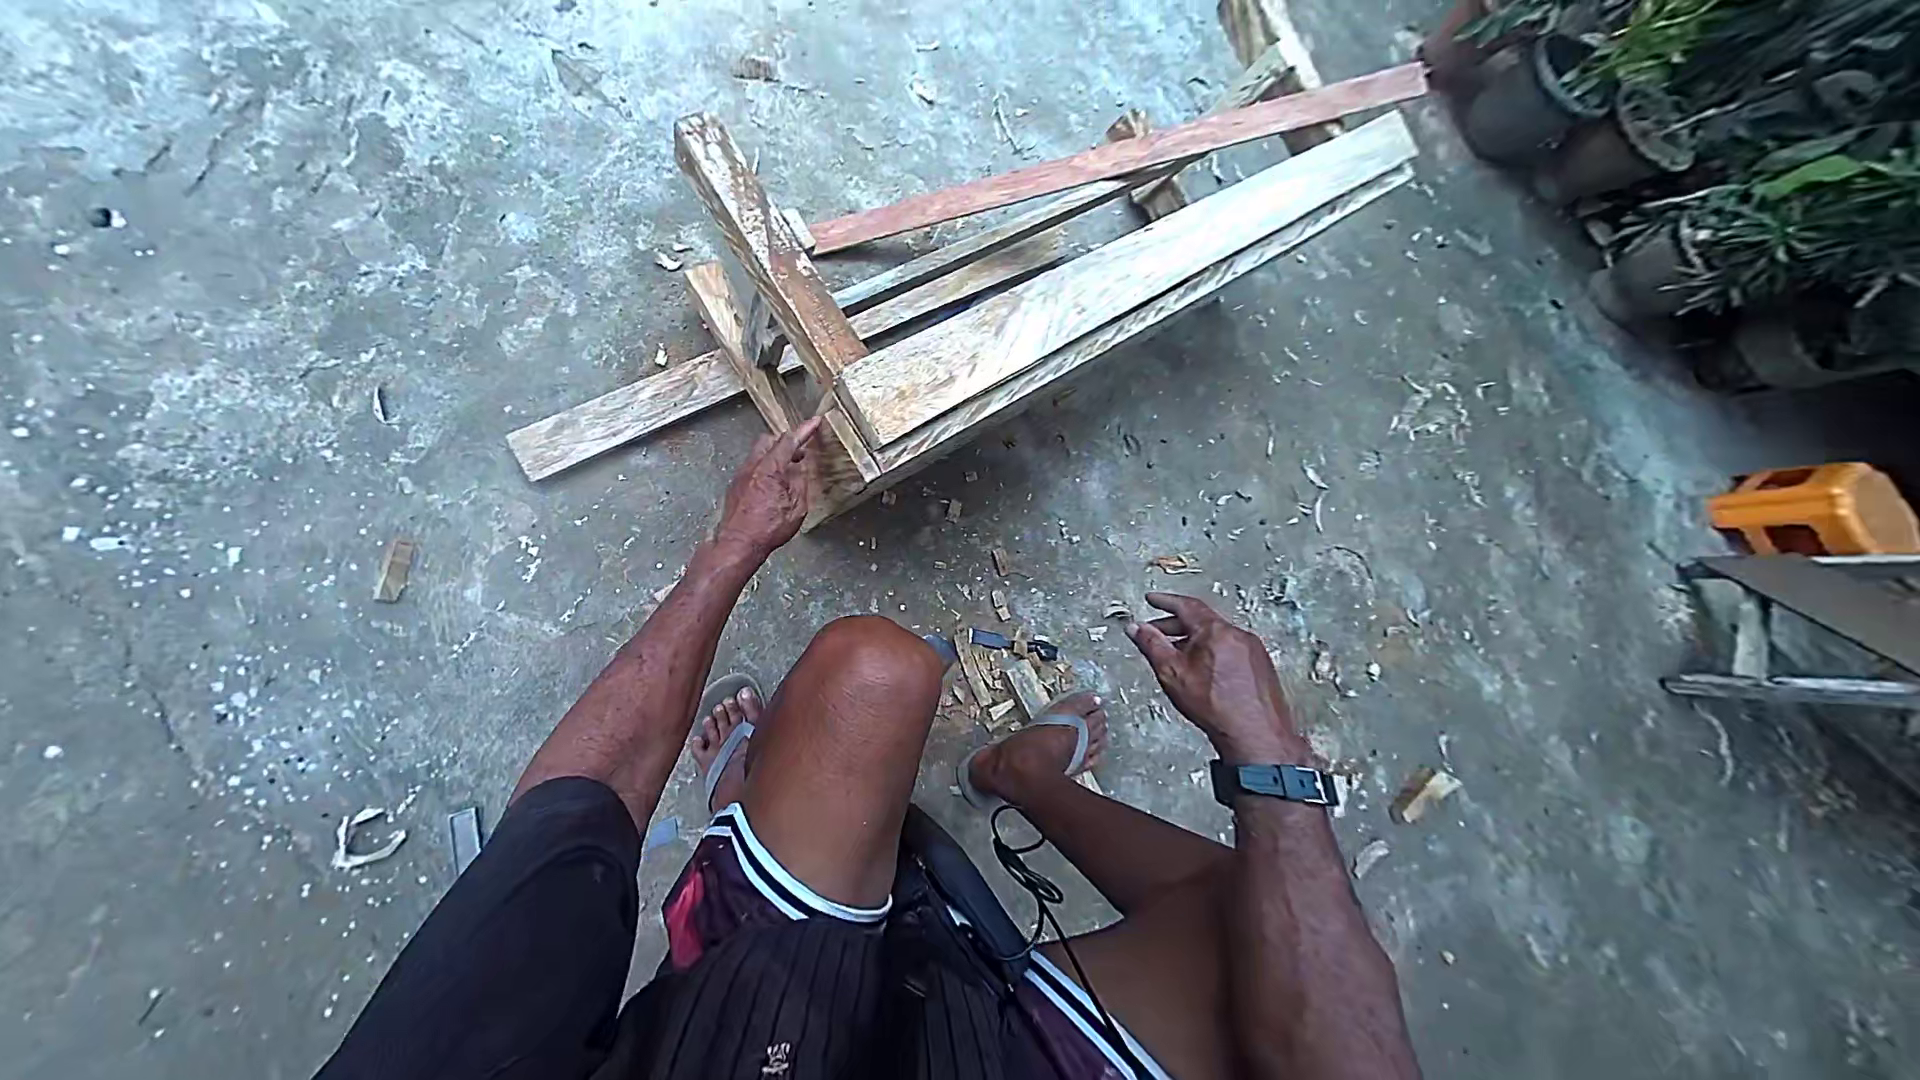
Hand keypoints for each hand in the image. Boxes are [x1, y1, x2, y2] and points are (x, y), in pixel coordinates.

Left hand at [714, 416, 823, 559]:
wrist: (738, 543)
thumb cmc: (766, 529)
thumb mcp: (797, 507)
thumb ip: (800, 483)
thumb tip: (799, 470)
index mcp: (770, 469)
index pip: (789, 441)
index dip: (804, 430)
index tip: (814, 422)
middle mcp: (752, 467)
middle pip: (769, 441)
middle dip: (786, 443)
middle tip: (800, 453)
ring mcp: (741, 475)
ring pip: (759, 454)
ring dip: (775, 457)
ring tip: (789, 472)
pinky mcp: (735, 485)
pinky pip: (753, 468)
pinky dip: (766, 469)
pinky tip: (774, 485)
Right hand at [1124, 592, 1306, 762]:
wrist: (1255, 735)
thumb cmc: (1216, 707)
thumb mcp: (1171, 673)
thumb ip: (1151, 645)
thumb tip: (1136, 628)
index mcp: (1215, 631)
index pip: (1186, 605)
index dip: (1165, 601)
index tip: (1153, 599)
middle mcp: (1237, 635)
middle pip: (1201, 621)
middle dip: (1175, 624)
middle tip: (1156, 630)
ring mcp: (1252, 650)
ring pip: (1216, 636)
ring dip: (1193, 640)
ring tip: (1176, 653)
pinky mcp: (1261, 666)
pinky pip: (1231, 649)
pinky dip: (1212, 651)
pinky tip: (1202, 669)